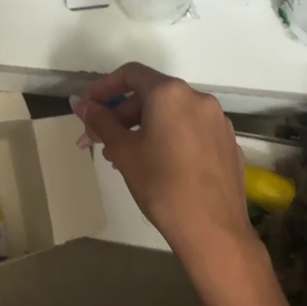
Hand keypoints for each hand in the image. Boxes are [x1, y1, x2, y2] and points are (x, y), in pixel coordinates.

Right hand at [73, 63, 256, 263]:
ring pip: (171, 115)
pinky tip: (158, 166)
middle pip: (151, 96)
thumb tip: (79, 102)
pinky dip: (169, 139)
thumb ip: (100, 121)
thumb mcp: (123, 151)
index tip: (87, 109)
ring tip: (124, 158)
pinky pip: (191, 131)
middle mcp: (198, 99)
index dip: (104, 88)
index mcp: (170, 94)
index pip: (130, 74)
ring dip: (143, 129)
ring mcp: (217, 122)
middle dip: (121, 116)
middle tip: (99, 143)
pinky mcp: (228, 144)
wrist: (213, 231)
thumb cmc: (161, 185)